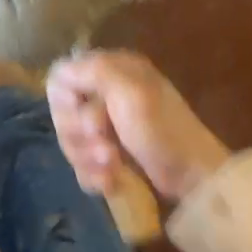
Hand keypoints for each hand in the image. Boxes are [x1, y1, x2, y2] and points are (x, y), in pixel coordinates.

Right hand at [46, 51, 231, 202]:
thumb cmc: (162, 130)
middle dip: (79, 134)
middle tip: (103, 143)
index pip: (60, 77)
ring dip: (87, 157)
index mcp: (111, 72)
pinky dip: (93, 174)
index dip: (64, 99)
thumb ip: (94, 71)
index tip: (79, 111)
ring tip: (112, 165)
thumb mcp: (130, 92)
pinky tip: (111, 179)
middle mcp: (104, 95)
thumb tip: (60, 72)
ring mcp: (105, 128)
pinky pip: (80, 164)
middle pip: (61, 114)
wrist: (190, 176)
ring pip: (70, 142)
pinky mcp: (106, 155)